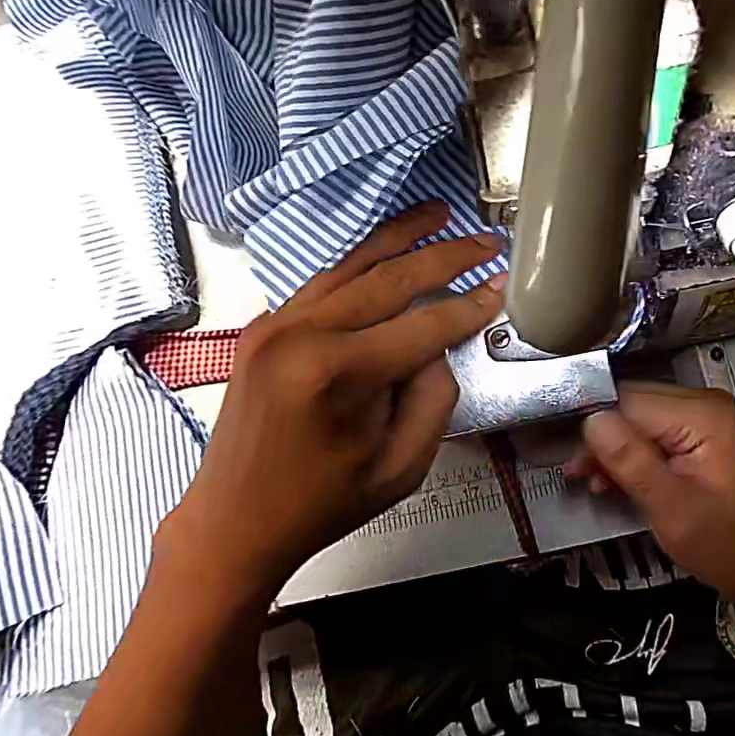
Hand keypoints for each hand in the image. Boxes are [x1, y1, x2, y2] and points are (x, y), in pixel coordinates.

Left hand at [169, 202, 504, 587]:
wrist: (233, 520)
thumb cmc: (321, 503)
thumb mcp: (402, 467)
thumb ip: (435, 398)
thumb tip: (438, 346)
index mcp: (338, 374)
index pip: (424, 325)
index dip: (469, 306)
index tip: (500, 289)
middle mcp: (302, 334)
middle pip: (390, 278)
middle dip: (445, 256)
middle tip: (483, 241)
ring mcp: (275, 324)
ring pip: (352, 264)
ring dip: (399, 238)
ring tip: (436, 215)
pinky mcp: (263, 327)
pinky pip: (323, 283)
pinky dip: (360, 263)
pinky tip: (385, 252)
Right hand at [566, 381, 734, 603]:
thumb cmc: (727, 545)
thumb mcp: (673, 509)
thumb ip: (632, 462)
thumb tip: (593, 421)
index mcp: (705, 415)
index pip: (630, 401)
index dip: (597, 426)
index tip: (576, 457)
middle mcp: (702, 404)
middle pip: (629, 405)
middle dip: (600, 439)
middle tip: (580, 472)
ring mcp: (697, 415)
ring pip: (632, 417)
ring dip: (609, 449)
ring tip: (596, 480)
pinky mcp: (690, 430)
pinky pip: (644, 429)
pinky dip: (625, 453)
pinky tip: (614, 477)